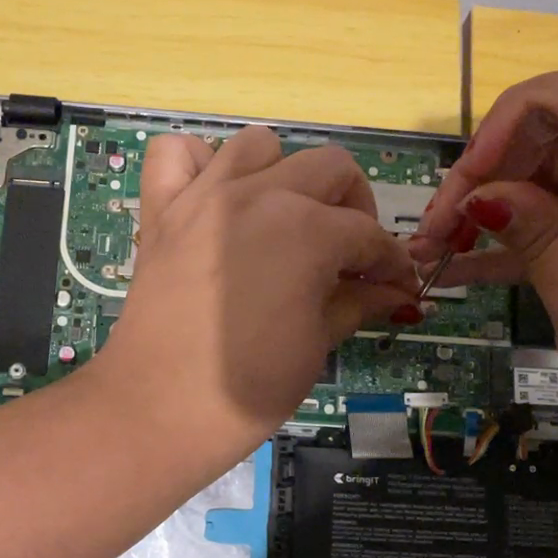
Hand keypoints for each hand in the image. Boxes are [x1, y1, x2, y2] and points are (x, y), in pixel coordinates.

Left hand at [94, 126, 421, 455]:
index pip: (368, 234)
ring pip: (259, 145)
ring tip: (286, 223)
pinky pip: (177, 153)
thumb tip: (396, 292)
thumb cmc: (248, 389)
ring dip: (285, 175)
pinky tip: (214, 201)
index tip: (399, 288)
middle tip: (350, 257)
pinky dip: (199, 164)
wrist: (158, 412)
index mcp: (306, 230)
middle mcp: (258, 194)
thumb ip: (356, 303)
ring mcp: (203, 195)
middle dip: (354, 208)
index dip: (392, 264)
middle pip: (328, 168)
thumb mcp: (315, 346)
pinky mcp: (160, 210)